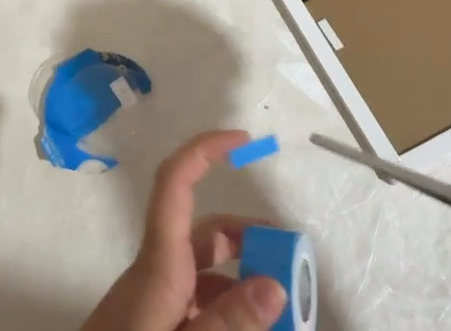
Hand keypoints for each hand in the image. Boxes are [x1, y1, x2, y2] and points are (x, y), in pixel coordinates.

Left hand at [79, 130, 290, 330]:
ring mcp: (157, 297)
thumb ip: (228, 321)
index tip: (242, 139)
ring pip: (209, 274)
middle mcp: (159, 270)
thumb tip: (275, 283)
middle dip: (252, 241)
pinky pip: (199, 302)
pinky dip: (227, 309)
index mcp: (161, 262)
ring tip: (284, 309)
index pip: (176, 184)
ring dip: (245, 284)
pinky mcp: (157, 319)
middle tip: (293, 267)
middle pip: (209, 234)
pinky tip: (250, 328)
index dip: (205, 150)